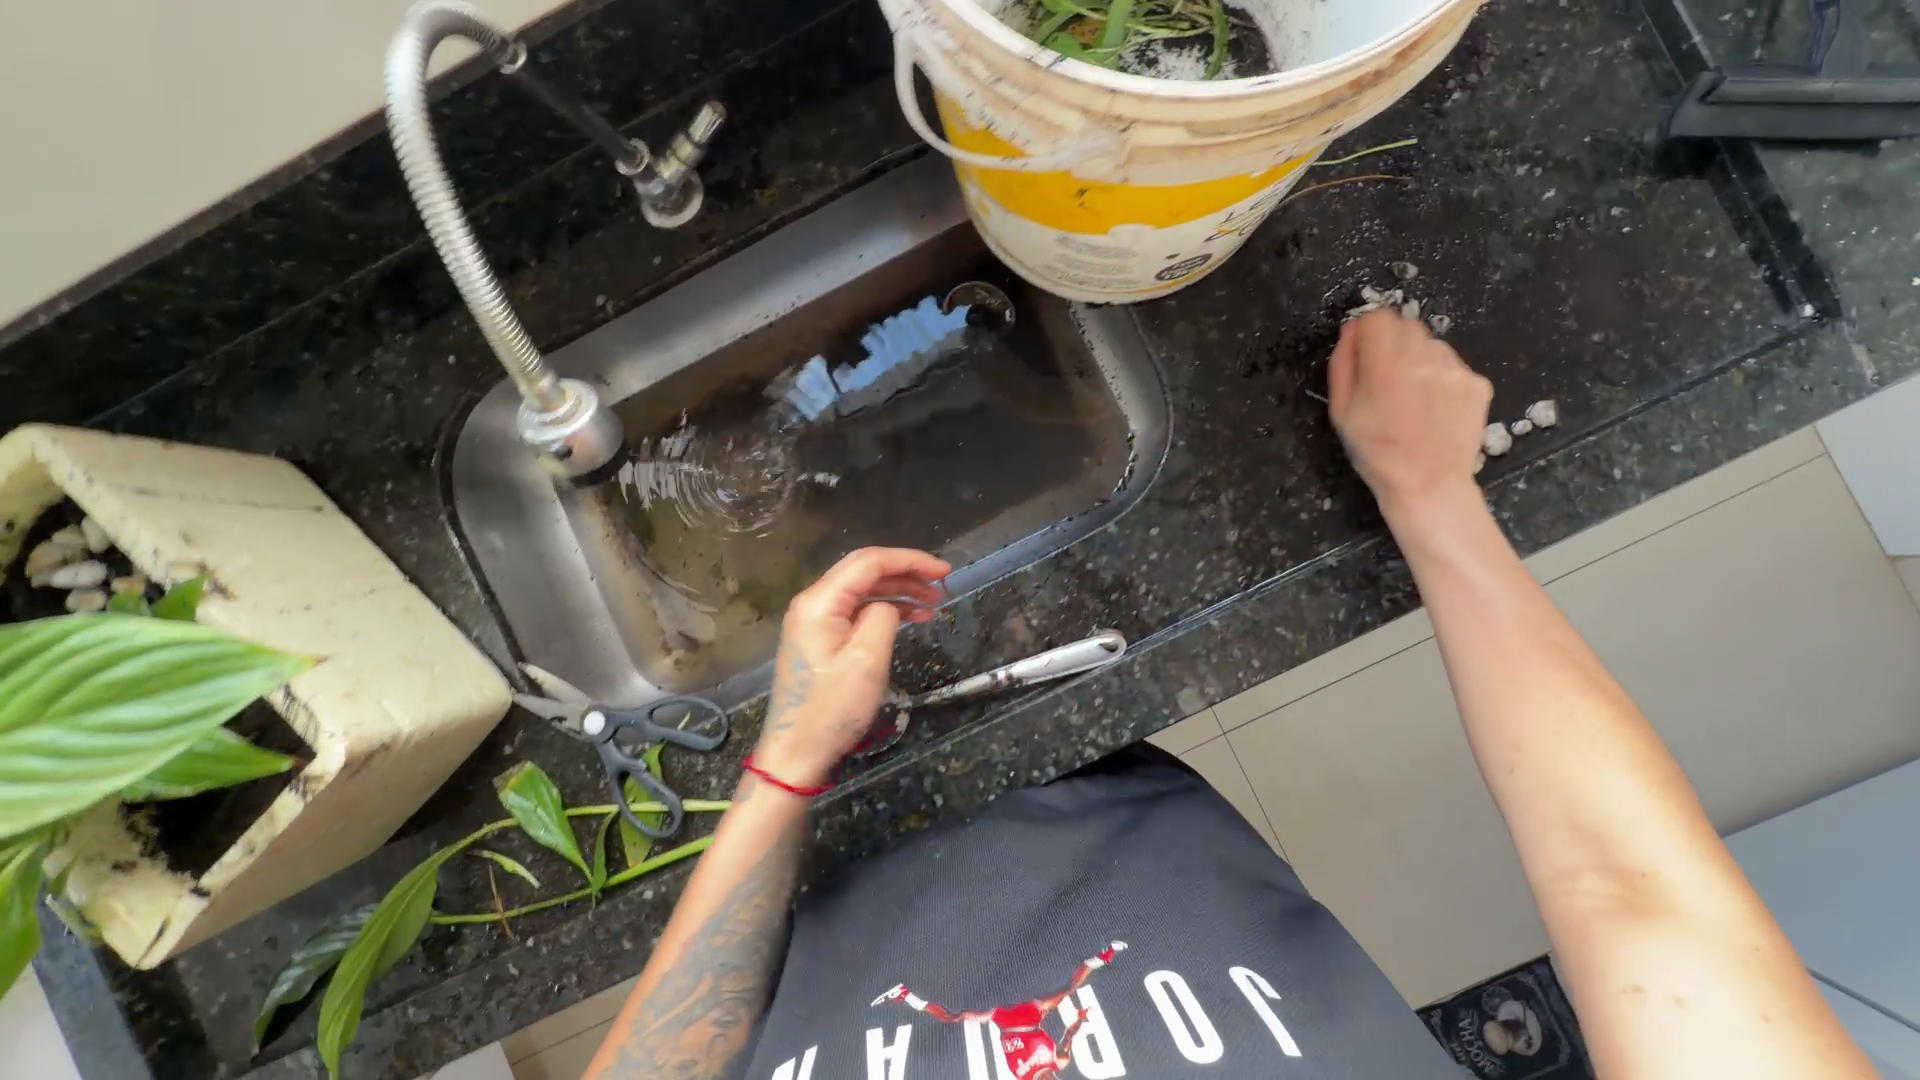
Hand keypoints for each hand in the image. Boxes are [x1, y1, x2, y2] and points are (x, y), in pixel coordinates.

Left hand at [755, 547, 951, 786]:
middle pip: (865, 571)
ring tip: (934, 602)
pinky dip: (885, 611)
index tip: (944, 571)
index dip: (910, 560)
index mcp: (820, 601)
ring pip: (863, 591)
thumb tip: (889, 606)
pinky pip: (856, 612)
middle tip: (943, 584)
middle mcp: (813, 603)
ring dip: (899, 592)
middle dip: (906, 572)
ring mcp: (814, 621)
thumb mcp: (867, 660)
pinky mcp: (820, 639)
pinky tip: (912, 618)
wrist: (796, 752)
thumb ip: (883, 617)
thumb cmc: (832, 708)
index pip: (869, 562)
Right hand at [1328, 311, 1492, 519]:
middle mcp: (1425, 359)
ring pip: (1431, 344)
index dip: (1367, 331)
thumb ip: (1343, 364)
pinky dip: (1439, 378)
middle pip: (1406, 325)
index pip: (1378, 317)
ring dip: (1417, 360)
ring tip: (1411, 396)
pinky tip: (1432, 406)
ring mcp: (1456, 370)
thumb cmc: (1375, 451)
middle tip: (1386, 378)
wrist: (1427, 482)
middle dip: (1392, 344)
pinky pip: (1452, 365)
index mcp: (1386, 366)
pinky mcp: (1477, 383)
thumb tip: (1351, 330)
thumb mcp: (1341, 411)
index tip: (1364, 351)